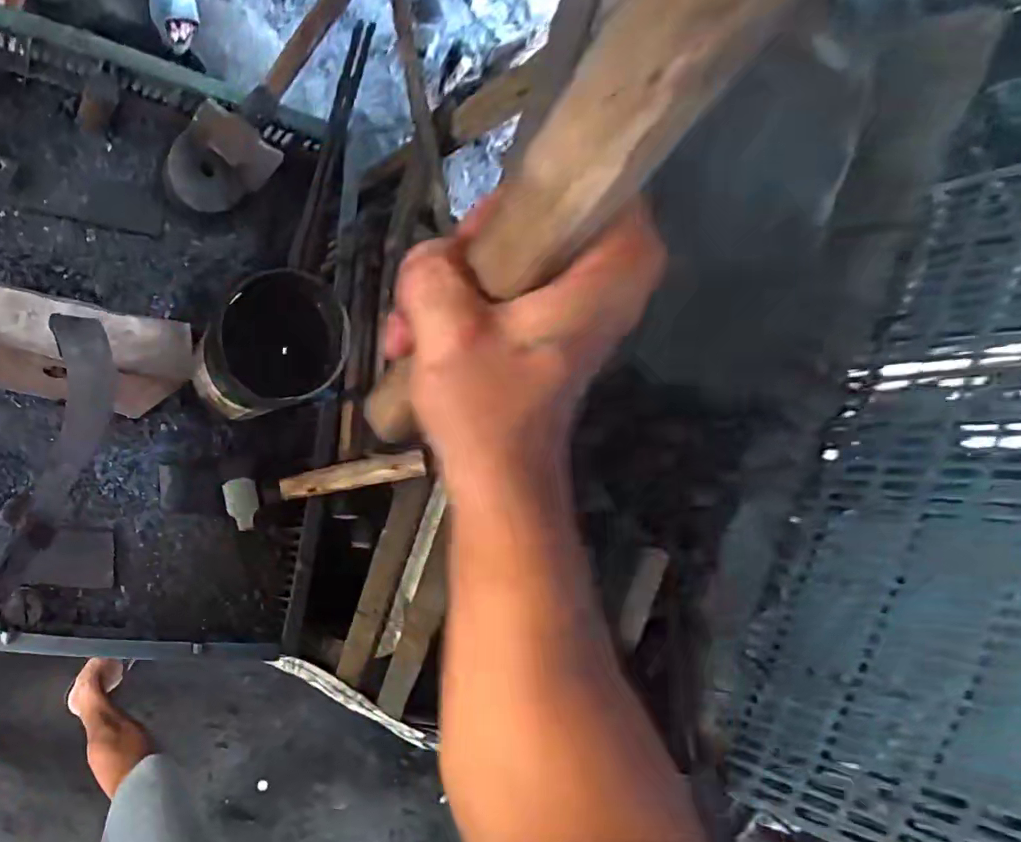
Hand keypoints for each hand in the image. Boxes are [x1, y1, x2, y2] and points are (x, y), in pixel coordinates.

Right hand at [382, 198, 664, 504]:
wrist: (496, 480)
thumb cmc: (486, 408)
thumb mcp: (447, 330)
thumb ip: (430, 272)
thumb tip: (427, 260)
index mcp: (615, 260)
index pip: (569, 182)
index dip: (503, 206)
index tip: (460, 250)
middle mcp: (609, 275)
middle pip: (522, 226)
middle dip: (457, 265)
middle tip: (419, 301)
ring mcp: (576, 307)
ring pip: (498, 266)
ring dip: (442, 298)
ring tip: (406, 338)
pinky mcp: (545, 334)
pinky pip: (495, 298)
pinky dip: (454, 319)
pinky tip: (417, 349)